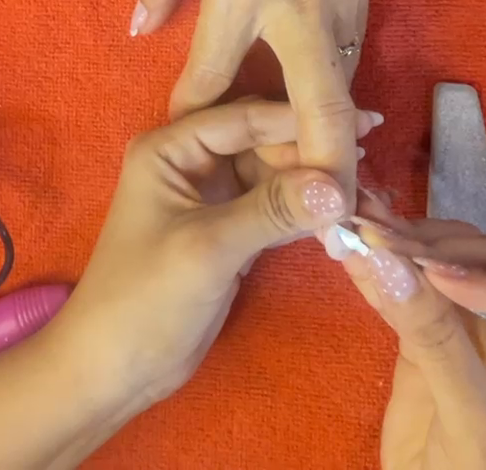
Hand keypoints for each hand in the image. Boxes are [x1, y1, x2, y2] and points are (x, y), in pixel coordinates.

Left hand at [45, 98, 381, 408]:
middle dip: (308, 149)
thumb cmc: (145, 298)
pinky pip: (271, 203)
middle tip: (370, 155)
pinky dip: (302, 207)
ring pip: (270, 171)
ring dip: (311, 179)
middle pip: (259, 140)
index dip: (297, 120)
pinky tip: (341, 210)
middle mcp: (189, 160)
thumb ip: (270, 212)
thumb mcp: (208, 249)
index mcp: (169, 147)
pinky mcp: (226, 226)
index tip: (359, 123)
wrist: (115, 367)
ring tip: (367, 183)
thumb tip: (338, 186)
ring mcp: (209, 193)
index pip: (242, 118)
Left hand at [135, 0, 417, 196]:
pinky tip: (315, 87)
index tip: (182, 138)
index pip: (211, 74)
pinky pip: (347, 47)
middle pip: (316, 112)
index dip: (192, 112)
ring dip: (327, 128)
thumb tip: (142, 27)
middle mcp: (298, 5)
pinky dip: (333, 78)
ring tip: (305, 166)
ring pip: (339, 83)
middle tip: (316, 216)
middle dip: (316, 171)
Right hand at [339, 219, 485, 469]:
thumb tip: (383, 258)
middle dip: (441, 251)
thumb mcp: (477, 434)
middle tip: (380, 243)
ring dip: (408, 246)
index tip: (438, 278)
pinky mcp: (444, 333)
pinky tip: (352, 250)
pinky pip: (416, 285)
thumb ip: (437, 344)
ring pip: (456, 262)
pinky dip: (384, 265)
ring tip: (362, 237)